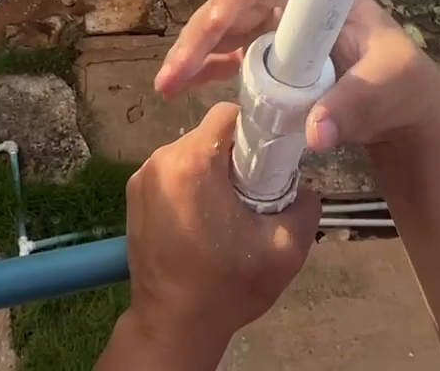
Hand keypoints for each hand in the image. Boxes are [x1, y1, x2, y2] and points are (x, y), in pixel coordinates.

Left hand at [110, 102, 317, 366]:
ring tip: (223, 212)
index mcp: (194, 161)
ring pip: (188, 153)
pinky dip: (186, 185)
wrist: (173, 324)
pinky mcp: (132, 193)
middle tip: (248, 192)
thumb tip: (306, 183)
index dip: (252, 130)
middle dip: (231, 156)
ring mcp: (143, 175)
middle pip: (207, 135)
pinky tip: (198, 219)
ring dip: (208, 172)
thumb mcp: (285, 250)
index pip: (227, 115)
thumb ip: (305, 205)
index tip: (264, 159)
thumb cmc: (228, 285)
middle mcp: (163, 159)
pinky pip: (170, 172)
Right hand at [156, 0, 439, 151]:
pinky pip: (229, 58)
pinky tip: (182, 89)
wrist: (405, 114)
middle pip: (233, 6)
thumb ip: (355, 106)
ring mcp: (278, 33)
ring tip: (167, 86)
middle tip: (173, 73)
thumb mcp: (390, 89)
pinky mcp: (271, 60)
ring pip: (223, 31)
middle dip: (199, 35)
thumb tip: (315, 132)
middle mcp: (291, 6)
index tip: (211, 24)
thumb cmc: (404, 87)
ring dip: (192, 55)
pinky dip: (204, 71)